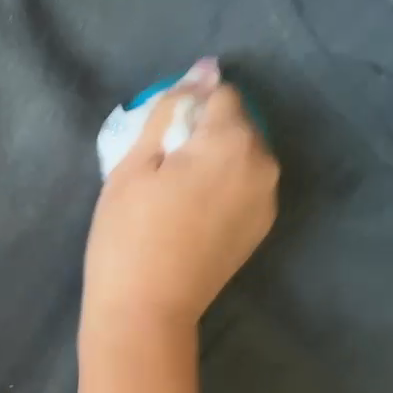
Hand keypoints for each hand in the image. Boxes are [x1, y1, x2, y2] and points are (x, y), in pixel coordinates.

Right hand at [81, 60, 277, 334]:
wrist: (144, 314)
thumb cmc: (125, 242)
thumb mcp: (130, 171)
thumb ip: (167, 115)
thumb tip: (199, 77)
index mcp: (230, 140)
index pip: (217, 96)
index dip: (183, 114)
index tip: (154, 148)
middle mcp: (262, 162)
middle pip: (234, 128)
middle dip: (201, 141)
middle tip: (157, 182)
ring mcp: (266, 199)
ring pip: (240, 161)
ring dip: (211, 169)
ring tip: (171, 207)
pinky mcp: (260, 229)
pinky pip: (242, 191)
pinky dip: (219, 196)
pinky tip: (187, 226)